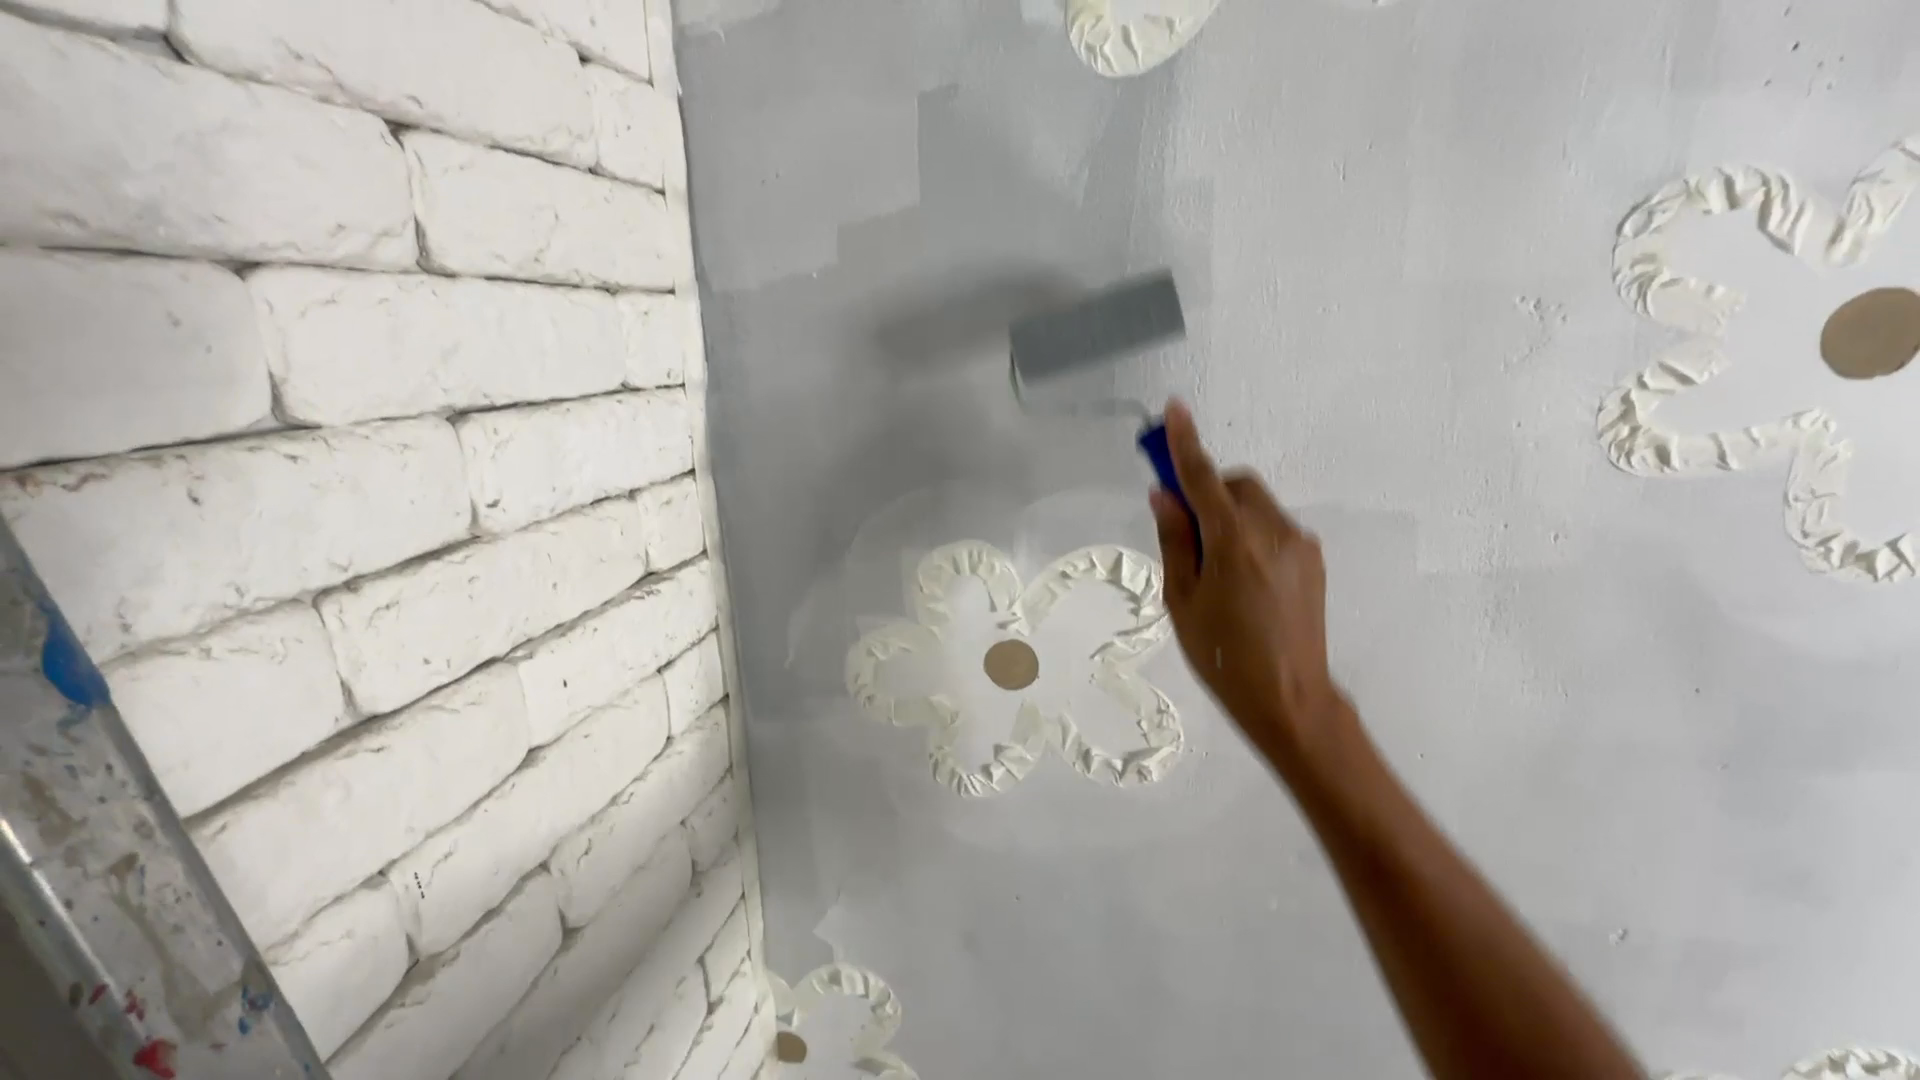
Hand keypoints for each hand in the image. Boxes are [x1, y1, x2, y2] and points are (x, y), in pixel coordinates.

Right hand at [1149, 401, 1348, 763]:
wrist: (1290, 697)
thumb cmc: (1221, 654)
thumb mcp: (1181, 599)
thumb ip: (1174, 540)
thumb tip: (1164, 495)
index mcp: (1233, 541)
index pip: (1202, 476)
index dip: (1184, 442)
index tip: (1174, 408)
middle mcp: (1273, 530)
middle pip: (1236, 484)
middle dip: (1210, 491)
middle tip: (1187, 529)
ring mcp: (1300, 543)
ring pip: (1257, 505)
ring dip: (1231, 516)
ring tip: (1218, 568)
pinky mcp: (1314, 559)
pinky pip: (1274, 528)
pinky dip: (1252, 534)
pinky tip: (1245, 579)